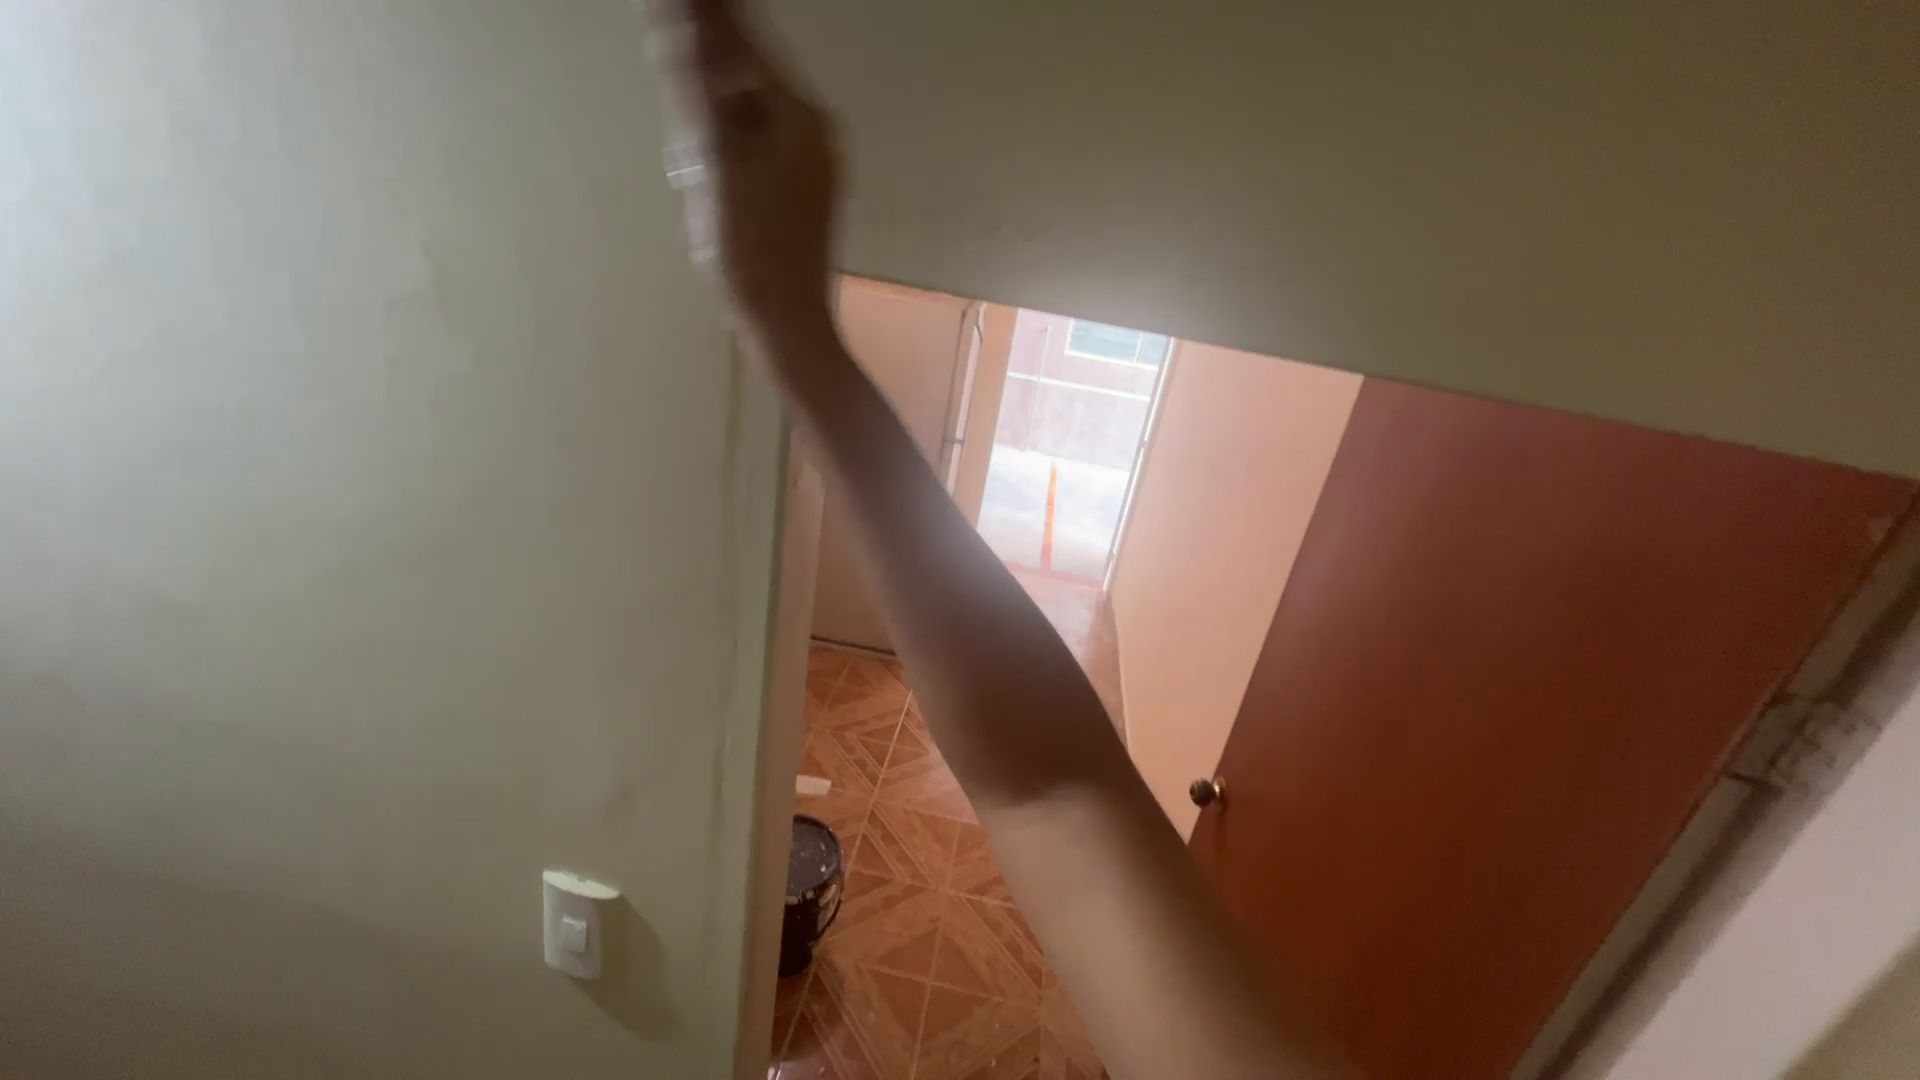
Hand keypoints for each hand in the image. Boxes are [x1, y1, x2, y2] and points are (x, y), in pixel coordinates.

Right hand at [651, 0, 840, 342]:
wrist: (788, 325)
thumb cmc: (752, 253)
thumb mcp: (717, 165)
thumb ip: (698, 89)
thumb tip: (683, 18)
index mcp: (801, 119)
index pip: (744, 44)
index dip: (704, 15)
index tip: (669, 1)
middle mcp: (815, 135)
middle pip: (748, 78)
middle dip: (705, 64)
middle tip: (666, 38)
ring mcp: (812, 167)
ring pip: (750, 116)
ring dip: (712, 107)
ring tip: (684, 113)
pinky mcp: (800, 195)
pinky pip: (758, 148)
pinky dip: (727, 142)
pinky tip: (704, 156)